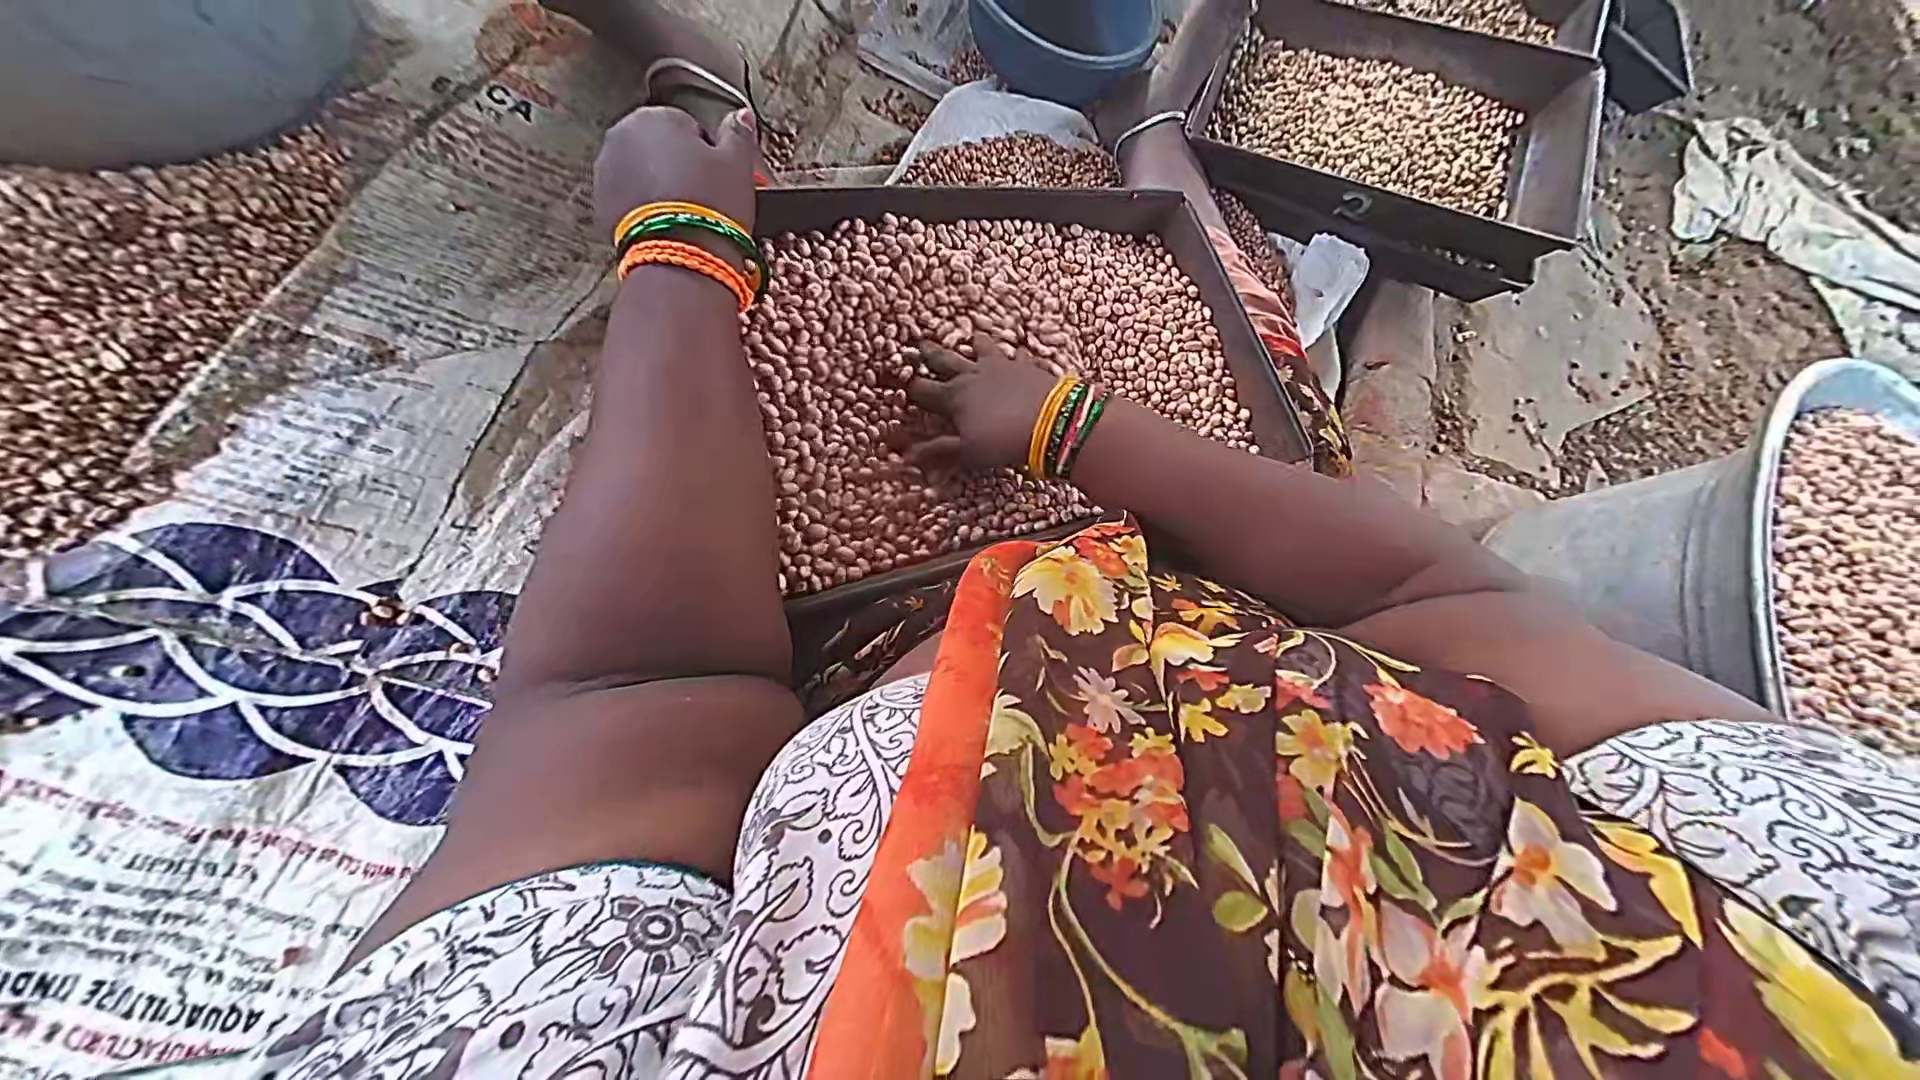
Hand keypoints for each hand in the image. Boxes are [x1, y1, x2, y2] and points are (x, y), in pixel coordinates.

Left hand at [593, 105, 756, 240]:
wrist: (680, 256)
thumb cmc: (711, 209)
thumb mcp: (738, 167)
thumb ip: (738, 135)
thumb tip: (741, 115)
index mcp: (659, 117)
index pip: (690, 128)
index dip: (710, 158)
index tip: (720, 182)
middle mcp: (624, 134)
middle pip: (661, 149)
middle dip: (680, 171)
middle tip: (704, 202)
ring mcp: (608, 169)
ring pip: (643, 174)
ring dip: (660, 189)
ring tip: (685, 218)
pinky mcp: (602, 202)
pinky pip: (629, 200)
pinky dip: (644, 210)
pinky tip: (666, 228)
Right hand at [907, 334, 1064, 470]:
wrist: (1054, 423)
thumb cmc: (1003, 441)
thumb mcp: (967, 451)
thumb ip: (937, 450)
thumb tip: (906, 456)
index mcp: (954, 397)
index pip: (923, 390)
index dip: (911, 388)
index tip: (901, 384)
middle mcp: (973, 375)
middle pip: (946, 361)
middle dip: (931, 354)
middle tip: (921, 344)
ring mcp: (1002, 367)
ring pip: (983, 349)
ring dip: (975, 345)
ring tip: (973, 338)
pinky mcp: (1028, 367)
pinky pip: (1019, 357)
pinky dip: (1017, 357)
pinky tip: (1020, 355)